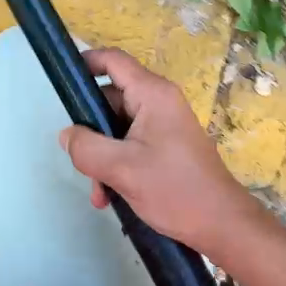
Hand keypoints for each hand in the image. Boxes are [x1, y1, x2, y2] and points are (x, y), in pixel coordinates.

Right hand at [55, 48, 261, 250]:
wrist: (222, 224)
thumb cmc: (174, 189)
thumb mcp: (122, 169)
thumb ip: (87, 148)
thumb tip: (67, 134)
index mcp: (152, 93)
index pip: (113, 60)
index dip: (86, 63)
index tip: (63, 82)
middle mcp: (159, 100)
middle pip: (112, 98)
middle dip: (92, 130)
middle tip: (82, 162)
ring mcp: (164, 123)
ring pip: (119, 126)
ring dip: (103, 155)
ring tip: (99, 193)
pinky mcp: (167, 144)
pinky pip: (132, 142)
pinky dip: (118, 163)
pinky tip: (112, 196)